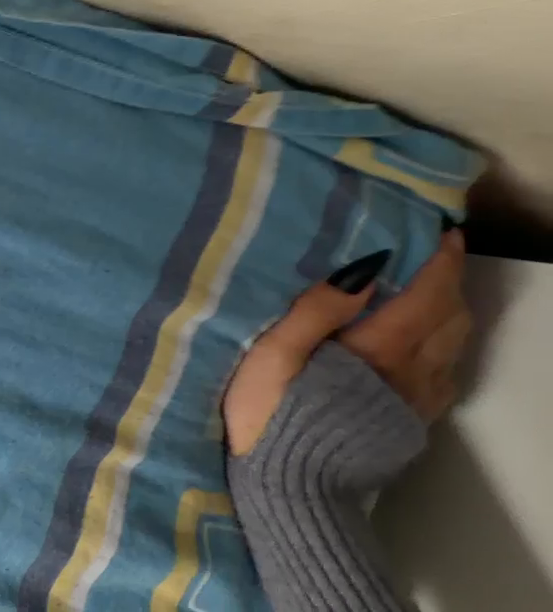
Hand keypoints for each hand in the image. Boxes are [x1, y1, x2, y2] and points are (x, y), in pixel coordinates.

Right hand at [224, 229, 470, 455]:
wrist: (292, 487)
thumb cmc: (269, 413)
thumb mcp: (274, 356)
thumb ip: (314, 312)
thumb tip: (359, 270)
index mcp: (378, 352)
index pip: (423, 298)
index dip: (436, 263)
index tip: (441, 232)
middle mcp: (412, 374)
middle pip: (448, 320)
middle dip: (446, 283)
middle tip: (432, 252)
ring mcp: (416, 401)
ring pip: (451, 347)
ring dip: (447, 312)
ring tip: (427, 287)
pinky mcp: (410, 422)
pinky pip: (442, 372)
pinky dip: (440, 343)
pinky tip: (419, 340)